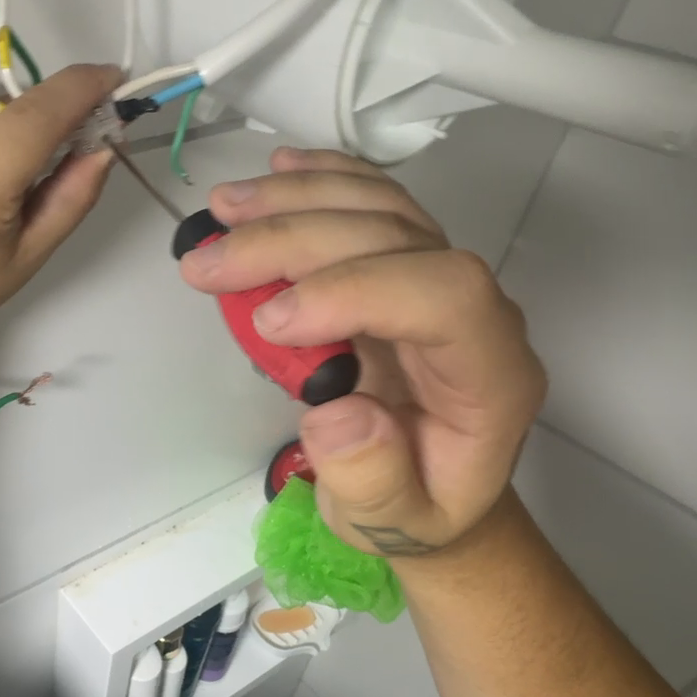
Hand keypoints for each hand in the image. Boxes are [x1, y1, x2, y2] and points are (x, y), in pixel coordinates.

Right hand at [179, 147, 545, 557]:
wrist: (431, 487)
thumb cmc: (414, 509)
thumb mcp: (394, 525)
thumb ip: (374, 481)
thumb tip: (337, 410)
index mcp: (489, 373)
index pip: (443, 296)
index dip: (353, 291)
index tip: (270, 324)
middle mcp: (477, 310)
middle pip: (396, 238)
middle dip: (294, 241)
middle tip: (206, 263)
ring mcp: (439, 279)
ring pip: (380, 208)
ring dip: (296, 200)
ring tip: (220, 210)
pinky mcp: (404, 267)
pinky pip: (374, 204)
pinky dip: (324, 181)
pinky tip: (279, 171)